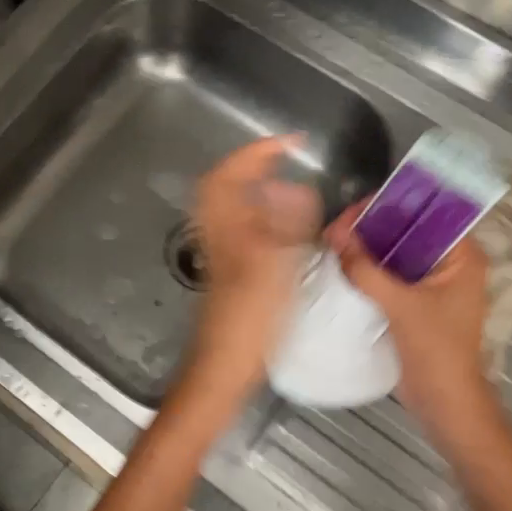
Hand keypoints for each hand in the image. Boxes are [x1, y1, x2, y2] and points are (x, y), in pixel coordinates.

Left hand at [180, 136, 319, 402]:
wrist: (222, 367)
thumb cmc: (250, 323)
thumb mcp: (276, 270)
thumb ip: (285, 224)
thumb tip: (293, 186)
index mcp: (228, 229)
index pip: (230, 175)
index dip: (257, 152)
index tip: (290, 143)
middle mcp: (218, 236)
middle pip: (222, 187)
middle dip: (250, 167)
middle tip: (283, 160)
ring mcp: (220, 255)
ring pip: (229, 208)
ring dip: (253, 191)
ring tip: (286, 188)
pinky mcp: (228, 274)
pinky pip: (238, 229)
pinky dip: (257, 217)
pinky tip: (281, 230)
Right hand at [327, 203, 491, 408]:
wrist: (444, 402)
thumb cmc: (436, 350)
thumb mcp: (400, 305)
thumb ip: (366, 269)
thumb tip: (334, 233)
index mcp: (462, 256)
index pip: (425, 214)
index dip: (388, 207)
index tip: (351, 211)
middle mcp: (451, 264)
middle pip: (407, 232)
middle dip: (371, 228)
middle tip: (333, 229)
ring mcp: (433, 285)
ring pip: (395, 255)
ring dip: (366, 250)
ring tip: (331, 244)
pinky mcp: (416, 304)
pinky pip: (389, 276)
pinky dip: (368, 272)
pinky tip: (340, 267)